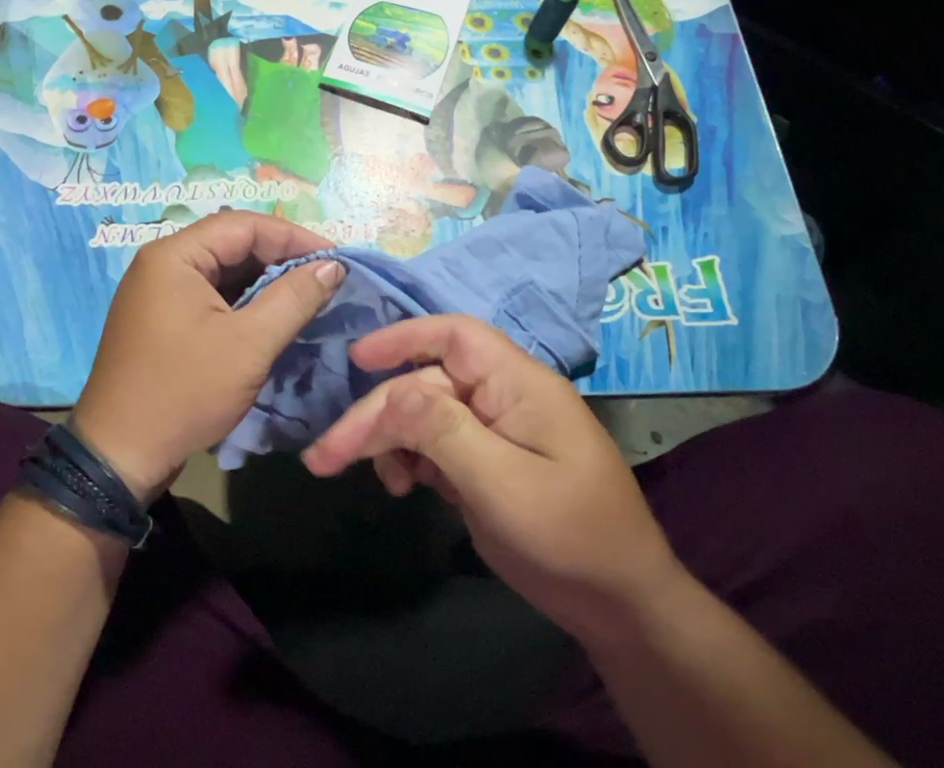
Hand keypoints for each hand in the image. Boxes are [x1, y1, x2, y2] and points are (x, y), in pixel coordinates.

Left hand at [71, 212, 344, 499]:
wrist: (120, 454)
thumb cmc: (184, 392)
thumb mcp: (249, 345)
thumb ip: (294, 298)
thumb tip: (332, 266)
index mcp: (174, 256)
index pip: (243, 225)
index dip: (294, 237)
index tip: (337, 258)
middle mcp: (161, 264)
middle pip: (231, 244)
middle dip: (281, 259)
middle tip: (327, 279)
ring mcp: (157, 294)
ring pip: (222, 273)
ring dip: (265, 283)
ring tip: (309, 298)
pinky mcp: (161, 322)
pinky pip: (210, 298)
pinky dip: (244, 304)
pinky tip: (274, 318)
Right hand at [299, 315, 686, 635]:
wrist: (618, 606)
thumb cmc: (571, 538)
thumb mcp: (503, 484)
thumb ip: (444, 431)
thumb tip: (390, 393)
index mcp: (519, 386)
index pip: (455, 337)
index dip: (403, 337)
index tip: (354, 360)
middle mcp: (503, 401)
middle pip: (425, 387)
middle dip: (374, 417)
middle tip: (325, 458)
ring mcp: (494, 435)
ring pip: (423, 419)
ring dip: (386, 441)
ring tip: (361, 477)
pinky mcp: (486, 468)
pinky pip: (434, 449)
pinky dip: (408, 462)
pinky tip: (401, 487)